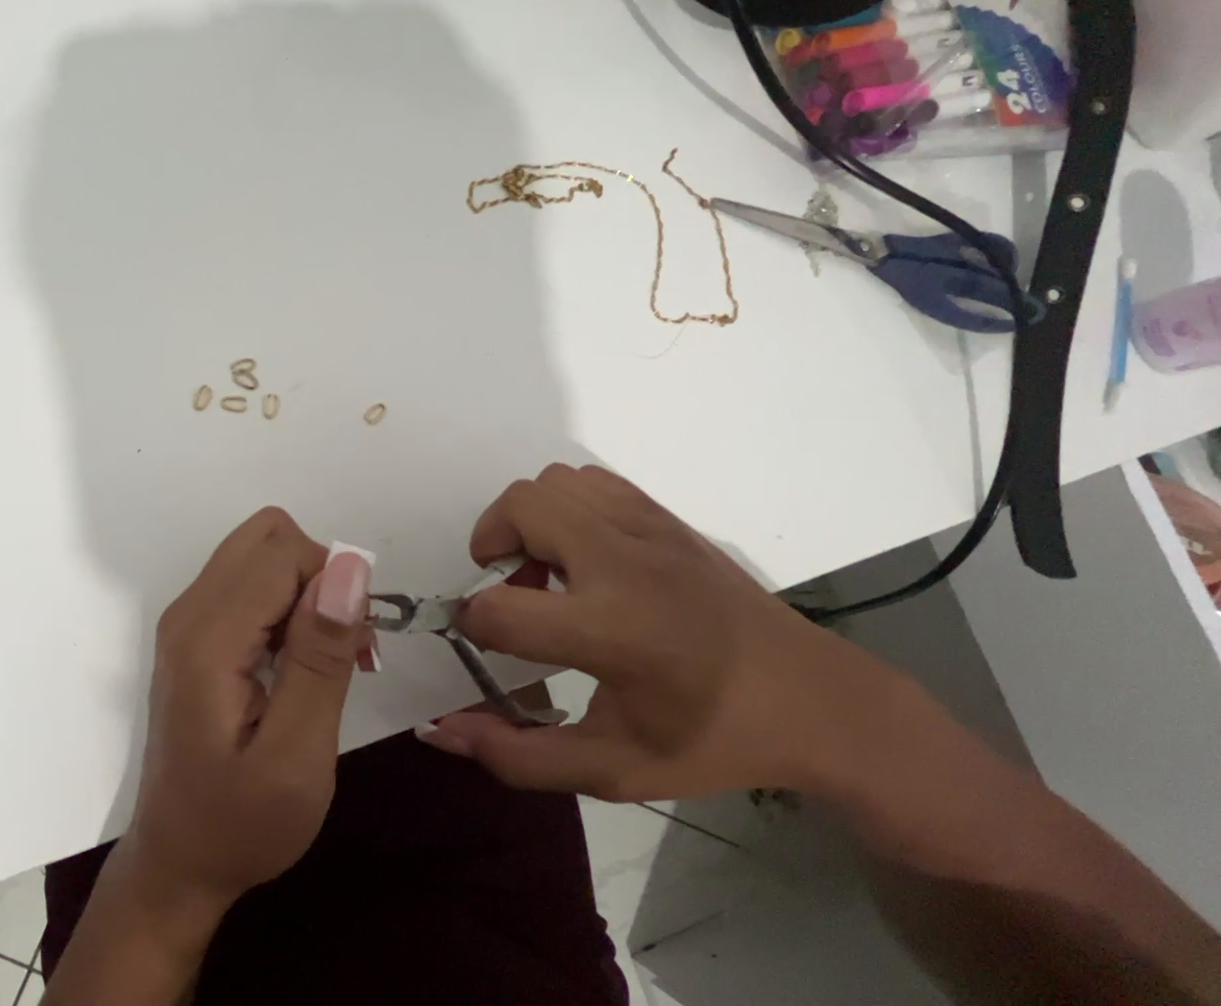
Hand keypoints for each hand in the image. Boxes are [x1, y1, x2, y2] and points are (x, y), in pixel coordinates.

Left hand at [112, 507, 374, 920]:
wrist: (178, 864)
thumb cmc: (241, 824)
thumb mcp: (297, 755)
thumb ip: (321, 659)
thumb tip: (349, 568)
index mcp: (208, 639)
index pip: (282, 553)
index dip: (335, 584)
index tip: (359, 648)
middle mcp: (188, 613)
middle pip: (267, 538)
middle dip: (322, 577)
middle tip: (345, 649)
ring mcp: (186, 623)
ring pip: (260, 556)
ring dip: (309, 593)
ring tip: (334, 663)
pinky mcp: (194, 638)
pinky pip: (249, 587)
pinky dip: (289, 608)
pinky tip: (305, 666)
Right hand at [415, 464, 905, 802]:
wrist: (814, 700)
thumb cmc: (712, 742)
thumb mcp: (611, 770)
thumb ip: (516, 755)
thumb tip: (439, 731)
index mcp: (613, 633)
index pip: (501, 609)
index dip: (472, 624)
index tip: (483, 643)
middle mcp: (626, 566)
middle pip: (521, 507)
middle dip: (490, 544)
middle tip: (505, 588)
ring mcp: (650, 531)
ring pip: (555, 483)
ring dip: (528, 520)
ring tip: (545, 571)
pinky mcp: (668, 519)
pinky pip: (593, 482)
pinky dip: (566, 506)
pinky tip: (583, 557)